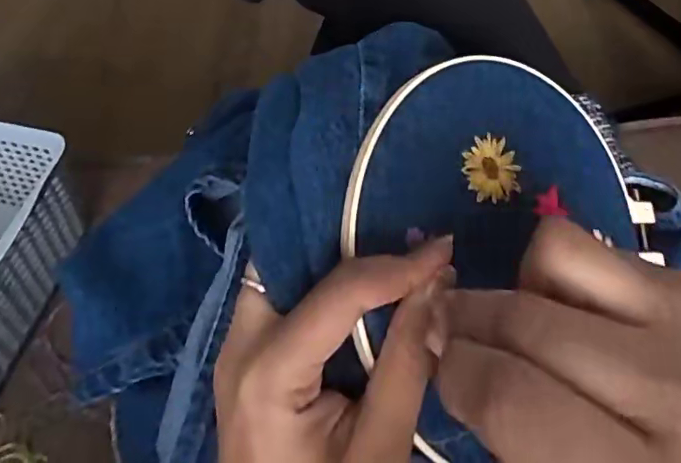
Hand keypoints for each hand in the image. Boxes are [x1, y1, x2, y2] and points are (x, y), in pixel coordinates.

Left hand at [216, 236, 452, 462]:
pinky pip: (284, 294)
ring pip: (286, 269)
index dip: (397, 265)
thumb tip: (436, 281)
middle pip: (293, 261)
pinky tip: (364, 281)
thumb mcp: (380, 448)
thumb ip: (407, 360)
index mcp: (267, 372)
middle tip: (409, 239)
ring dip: (337, 256)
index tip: (444, 247)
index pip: (340, 291)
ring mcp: (236, 346)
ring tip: (393, 250)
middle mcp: (239, 344)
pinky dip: (324, 280)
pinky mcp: (247, 355)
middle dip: (351, 240)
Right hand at [430, 218, 680, 462]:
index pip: (513, 398)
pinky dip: (560, 277)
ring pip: (554, 251)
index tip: (434, 364)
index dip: (454, 375)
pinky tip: (570, 319)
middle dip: (464, 322)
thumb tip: (446, 363)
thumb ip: (517, 440)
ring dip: (518, 285)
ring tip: (521, 326)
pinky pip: (592, 248)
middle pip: (524, 320)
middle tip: (445, 332)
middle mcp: (675, 389)